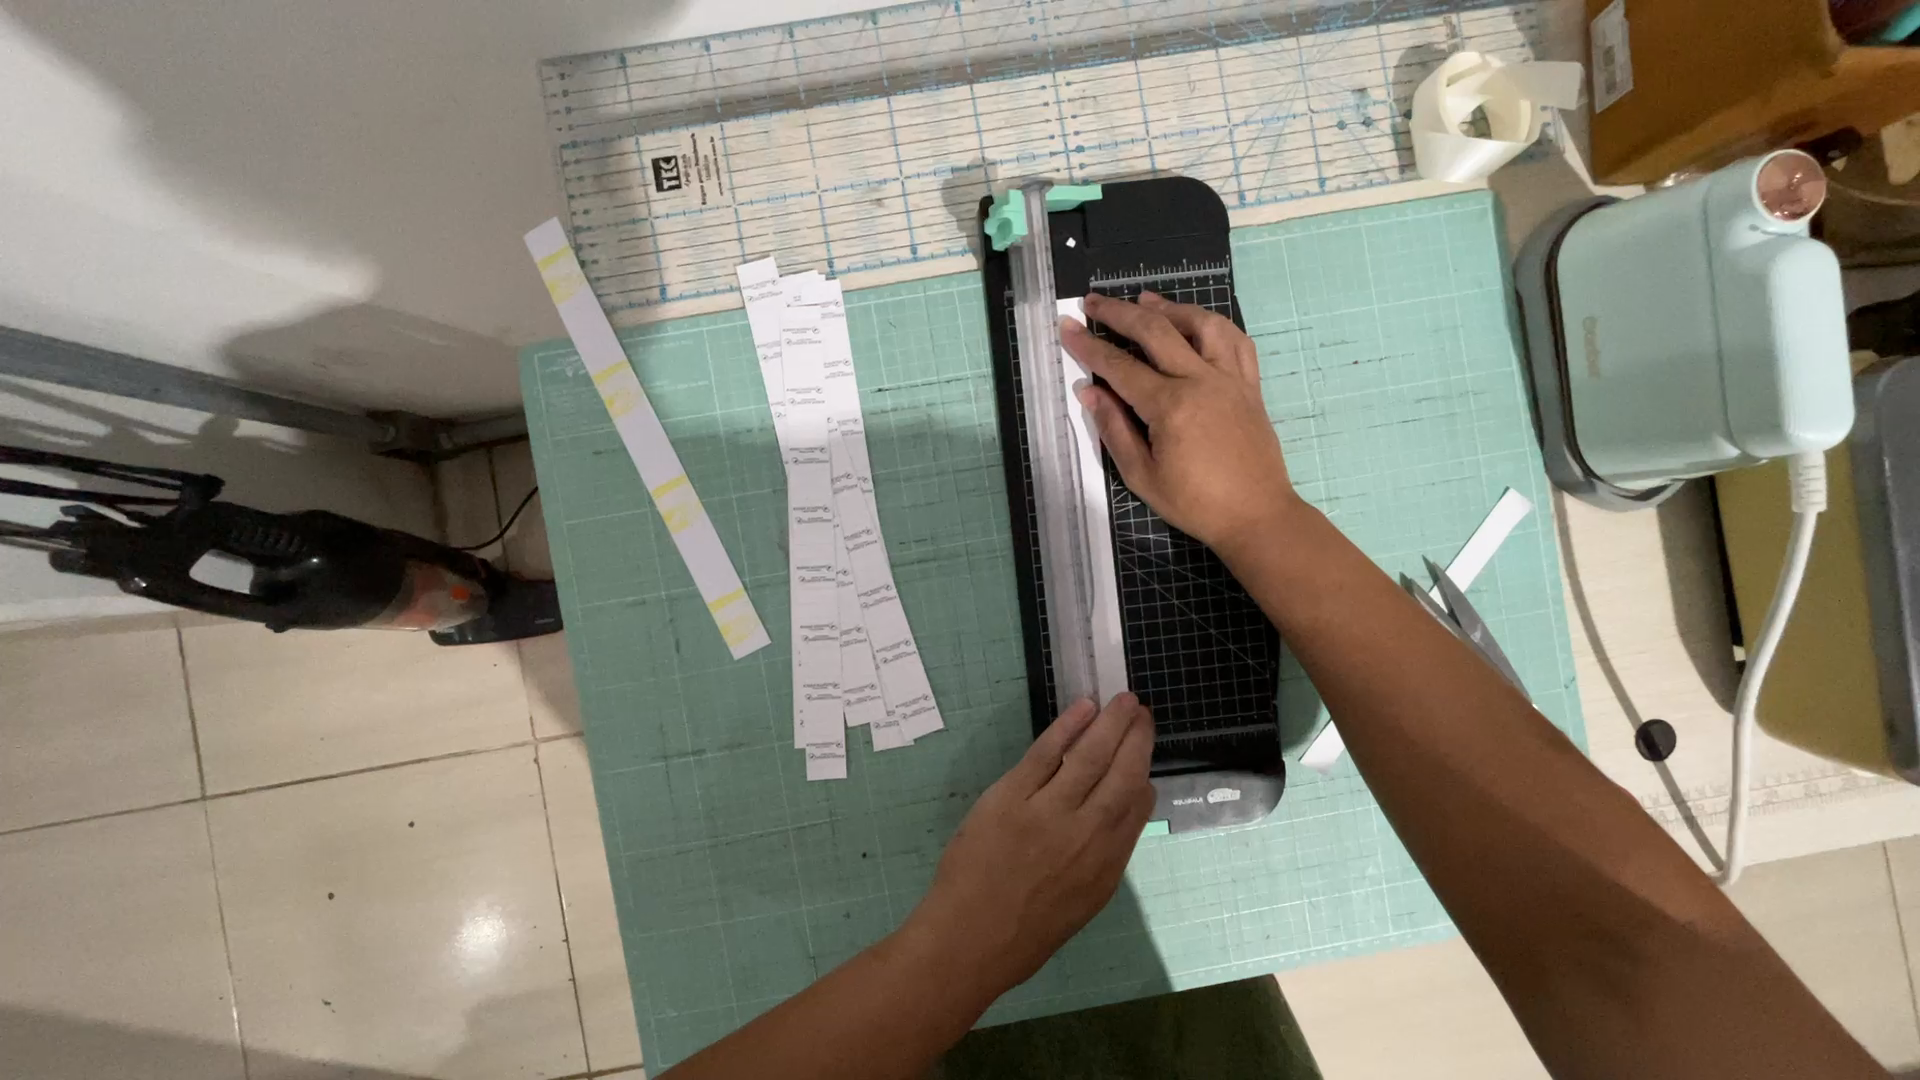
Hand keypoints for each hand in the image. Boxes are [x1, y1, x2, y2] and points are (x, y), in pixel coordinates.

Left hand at [899, 694, 1155, 998]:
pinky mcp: (1011, 797)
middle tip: (1142, 711)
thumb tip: (1118, 814)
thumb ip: (1102, 857)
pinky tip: (1084, 709)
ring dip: (1110, 723)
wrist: (968, 942)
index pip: (1138, 808)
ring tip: (1123, 700)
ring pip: (1090, 757)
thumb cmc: (1023, 932)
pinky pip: (1046, 754)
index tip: (1143, 751)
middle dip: (1136, 739)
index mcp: (1106, 866)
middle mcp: (1087, 835)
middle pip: (1122, 774)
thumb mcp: (1080, 904)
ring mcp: (1049, 813)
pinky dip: (1067, 727)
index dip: (1143, 775)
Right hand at [1062, 290, 1297, 553]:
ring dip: (1169, 307)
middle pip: (1156, 332)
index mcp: (1171, 406)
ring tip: (1144, 301)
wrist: (1256, 516)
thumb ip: (1114, 430)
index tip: (1067, 327)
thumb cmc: (1195, 503)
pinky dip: (1212, 324)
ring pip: (1201, 324)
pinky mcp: (1250, 386)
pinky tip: (1196, 322)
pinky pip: (1235, 341)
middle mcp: (1202, 381)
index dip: (1088, 345)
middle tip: (1094, 301)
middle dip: (1119, 313)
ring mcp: (1230, 379)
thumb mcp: (1142, 476)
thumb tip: (1089, 392)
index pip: (1119, 366)